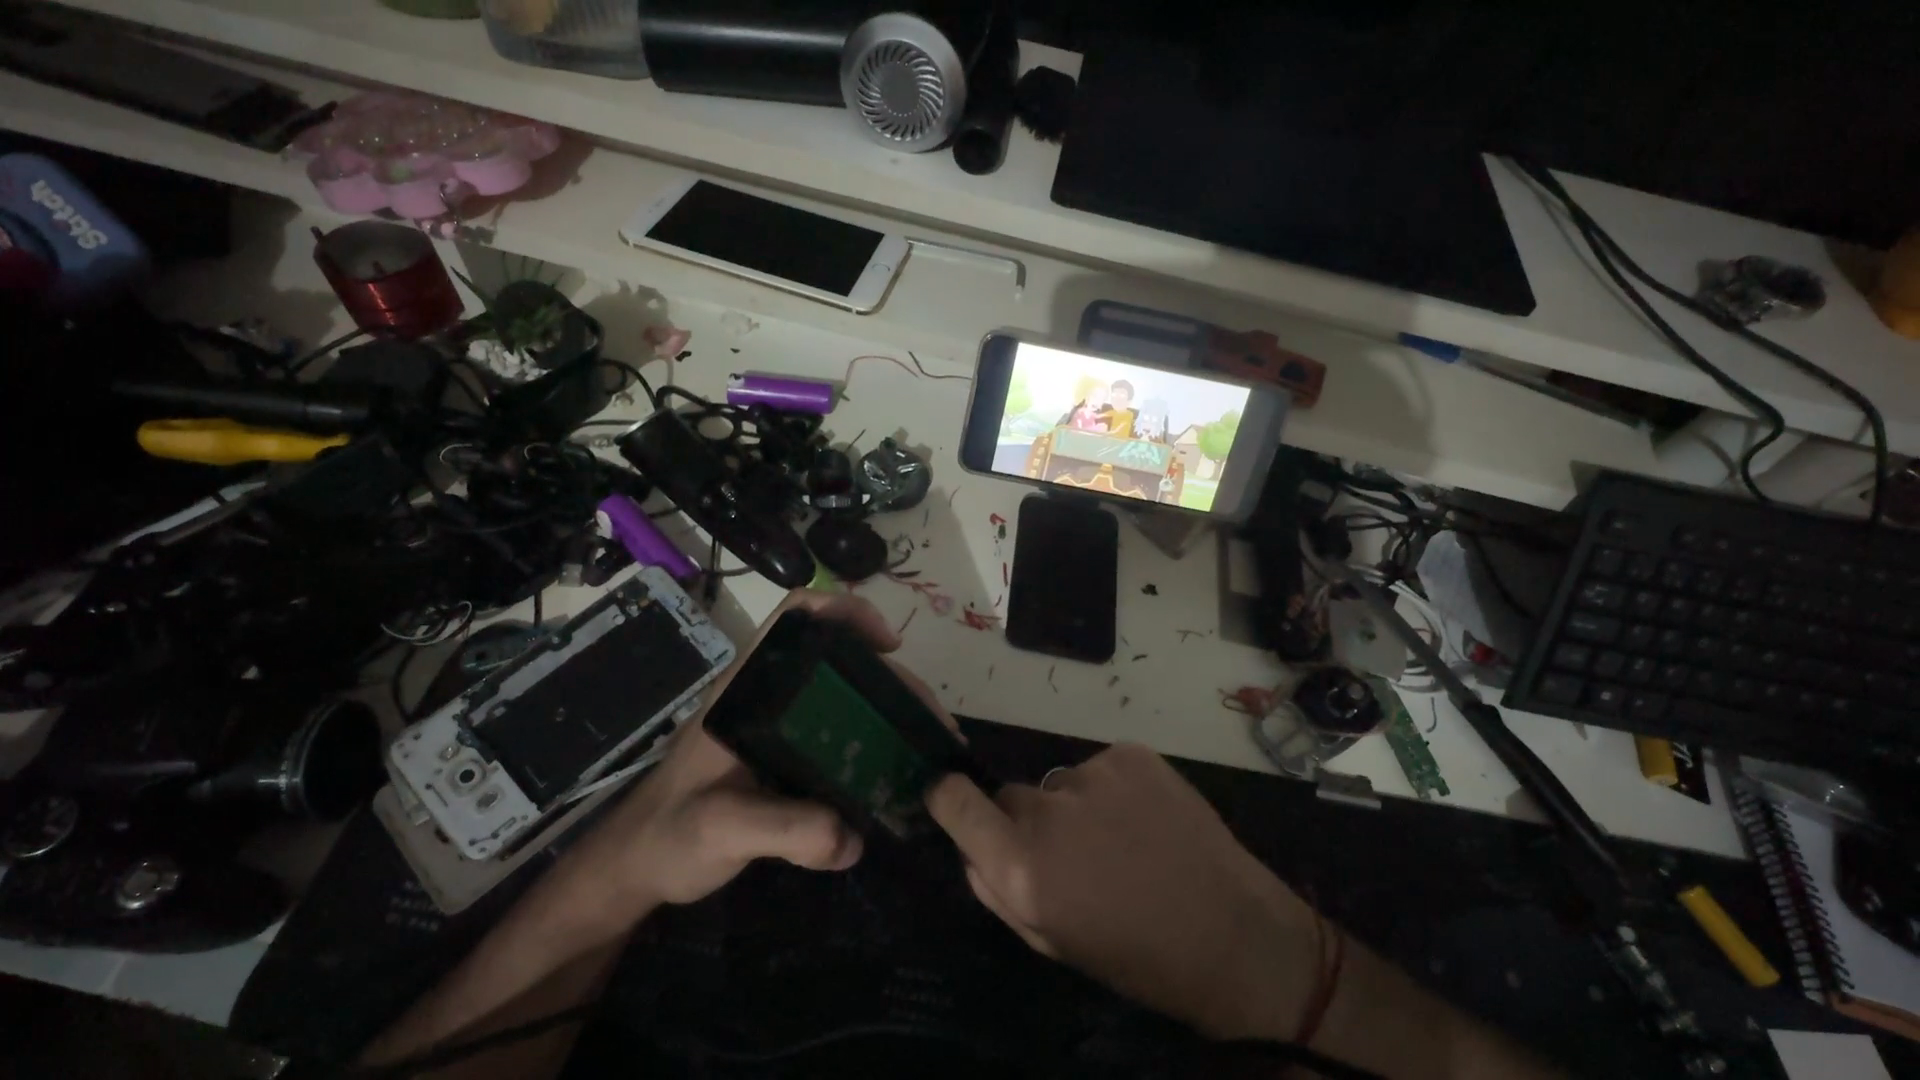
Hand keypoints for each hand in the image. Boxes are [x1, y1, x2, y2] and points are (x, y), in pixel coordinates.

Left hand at [567, 591, 920, 914]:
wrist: (639, 868)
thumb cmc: (668, 836)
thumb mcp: (720, 830)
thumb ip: (783, 830)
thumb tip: (853, 837)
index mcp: (747, 691)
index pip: (794, 618)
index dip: (845, 612)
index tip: (889, 646)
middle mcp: (767, 698)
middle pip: (839, 661)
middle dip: (891, 681)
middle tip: (930, 723)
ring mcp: (779, 728)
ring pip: (845, 699)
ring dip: (889, 714)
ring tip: (928, 750)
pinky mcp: (787, 760)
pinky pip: (840, 737)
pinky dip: (875, 746)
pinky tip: (897, 776)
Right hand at [926, 744, 1323, 1040]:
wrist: (1233, 935)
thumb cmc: (1135, 956)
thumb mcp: (1049, 940)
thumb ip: (997, 888)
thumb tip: (972, 844)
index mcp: (1020, 866)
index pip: (952, 798)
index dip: (948, 796)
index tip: (955, 800)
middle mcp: (1048, 811)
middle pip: (1011, 797)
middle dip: (1029, 823)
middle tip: (1075, 856)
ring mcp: (1093, 775)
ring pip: (1060, 785)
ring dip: (1077, 808)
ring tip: (1125, 843)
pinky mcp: (1132, 755)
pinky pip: (1101, 769)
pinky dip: (1114, 790)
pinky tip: (1149, 822)